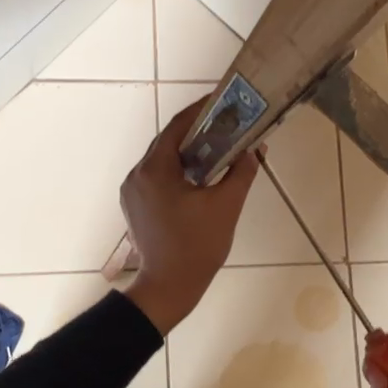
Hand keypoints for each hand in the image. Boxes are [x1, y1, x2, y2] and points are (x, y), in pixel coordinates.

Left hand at [120, 98, 258, 333]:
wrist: (169, 287)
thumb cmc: (198, 246)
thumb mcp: (226, 206)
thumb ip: (241, 172)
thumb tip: (256, 148)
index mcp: (154, 170)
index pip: (177, 126)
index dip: (200, 110)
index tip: (221, 101)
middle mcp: (136, 175)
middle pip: (168, 142)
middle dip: (196, 131)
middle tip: (225, 123)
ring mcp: (132, 192)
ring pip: (161, 160)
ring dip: (187, 152)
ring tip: (216, 146)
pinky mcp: (134, 206)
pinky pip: (156, 177)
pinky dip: (177, 170)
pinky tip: (199, 174)